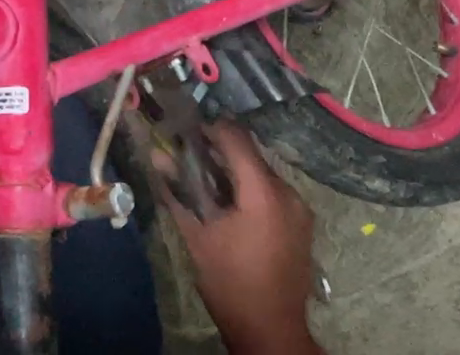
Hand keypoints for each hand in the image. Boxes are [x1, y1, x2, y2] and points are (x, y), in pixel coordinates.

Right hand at [157, 122, 323, 354]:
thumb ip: (177, 190)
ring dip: (235, 171)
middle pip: (250, 155)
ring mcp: (300, 208)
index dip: (210, 130)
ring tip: (209, 185)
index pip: (236, 139)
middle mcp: (288, 193)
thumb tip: (157, 155)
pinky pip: (273, 191)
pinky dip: (251, 189)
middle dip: (220, 152)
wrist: (270, 331)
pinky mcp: (302, 222)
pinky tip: (231, 205)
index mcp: (264, 193)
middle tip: (192, 160)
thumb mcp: (197, 235)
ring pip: (262, 172)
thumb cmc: (230, 282)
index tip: (187, 134)